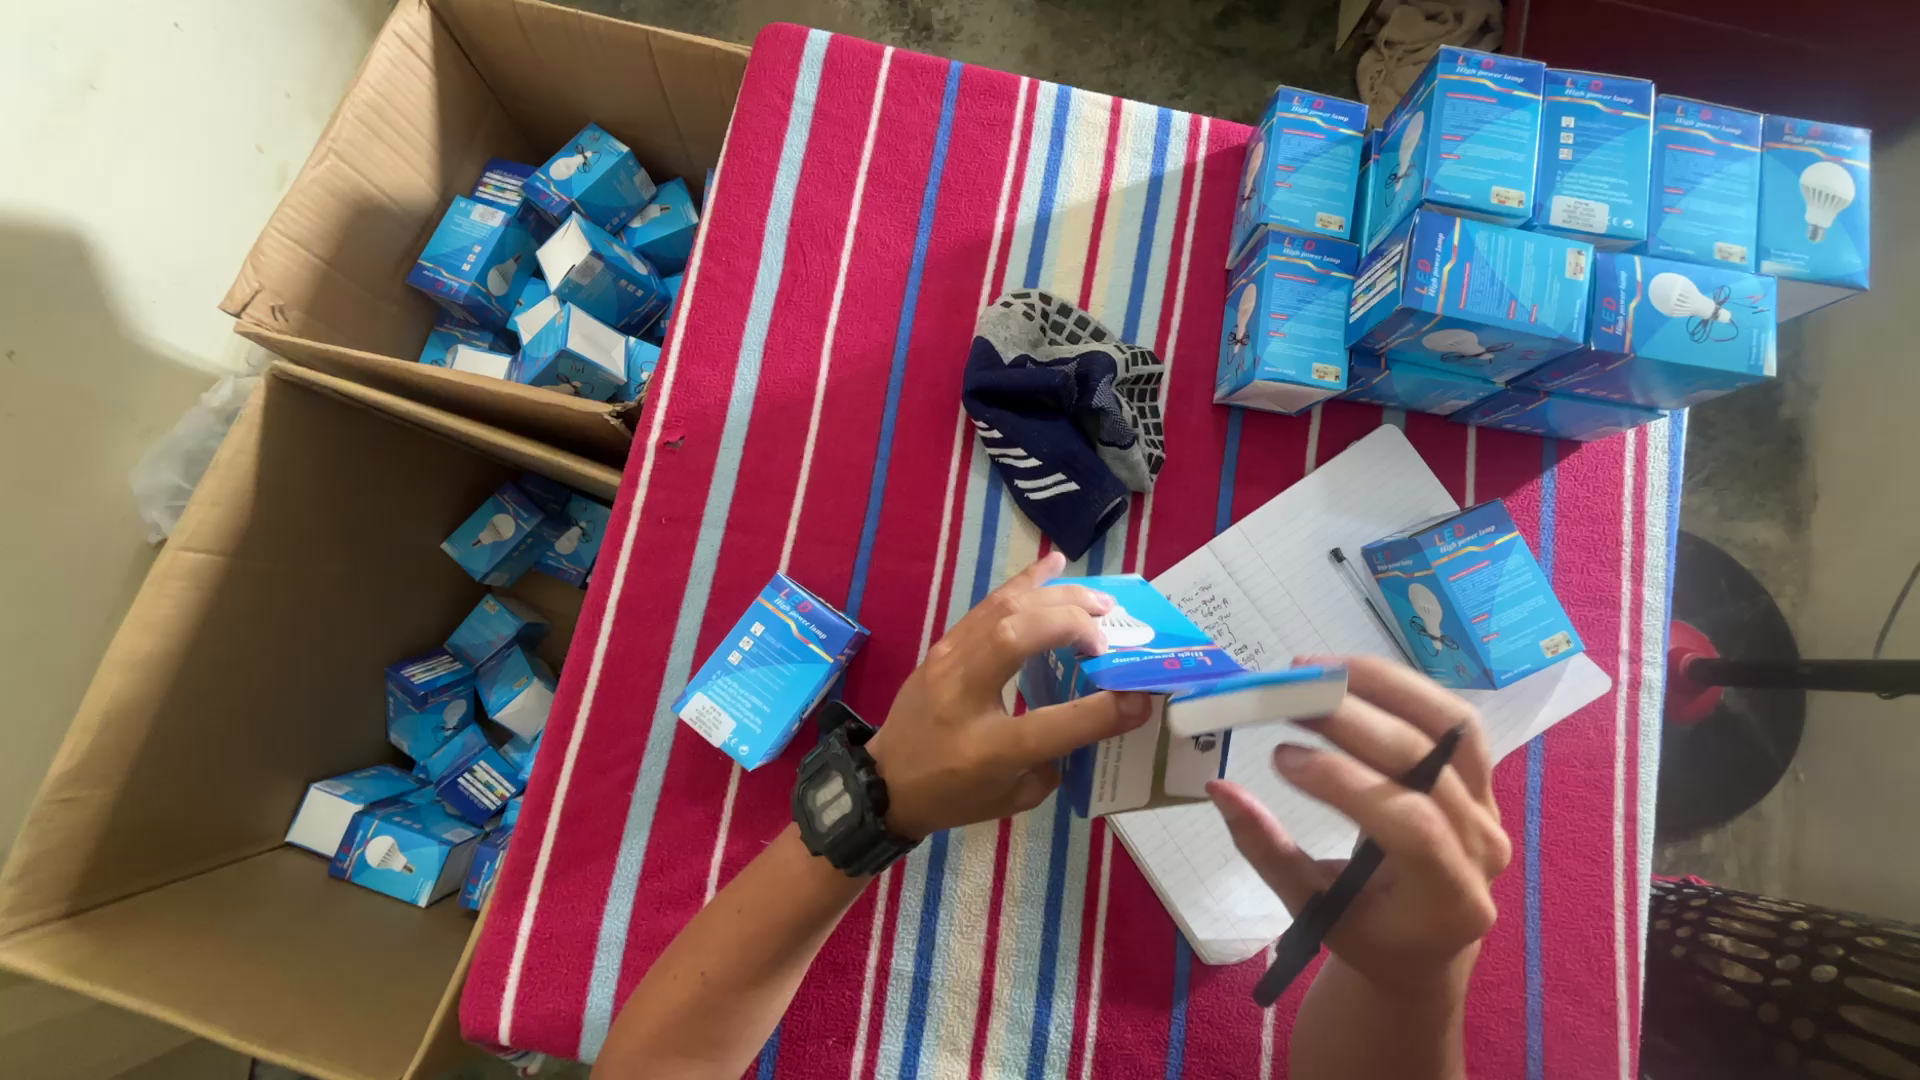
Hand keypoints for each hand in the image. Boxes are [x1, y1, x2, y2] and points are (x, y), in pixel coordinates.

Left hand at [865, 552, 1153, 840]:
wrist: (885, 783)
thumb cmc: (953, 796)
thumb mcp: (1013, 797)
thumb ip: (1059, 759)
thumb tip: (1099, 712)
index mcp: (987, 749)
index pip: (1053, 725)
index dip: (1102, 710)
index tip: (1140, 696)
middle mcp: (964, 695)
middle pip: (1018, 638)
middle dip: (1072, 624)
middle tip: (1110, 629)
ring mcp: (948, 662)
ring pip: (1002, 609)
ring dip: (1056, 596)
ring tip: (1097, 598)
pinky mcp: (943, 644)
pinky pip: (987, 604)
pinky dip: (1024, 581)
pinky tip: (1054, 564)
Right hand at [1207, 654, 1511, 994]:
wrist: (1427, 944)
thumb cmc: (1366, 933)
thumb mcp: (1311, 909)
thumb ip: (1267, 850)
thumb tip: (1219, 789)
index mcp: (1449, 898)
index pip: (1409, 825)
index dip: (1345, 782)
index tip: (1279, 757)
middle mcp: (1482, 845)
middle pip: (1427, 761)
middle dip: (1350, 720)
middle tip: (1284, 695)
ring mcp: (1488, 805)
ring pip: (1451, 726)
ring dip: (1381, 685)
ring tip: (1315, 667)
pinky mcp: (1477, 776)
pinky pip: (1448, 719)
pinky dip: (1395, 687)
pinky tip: (1343, 674)